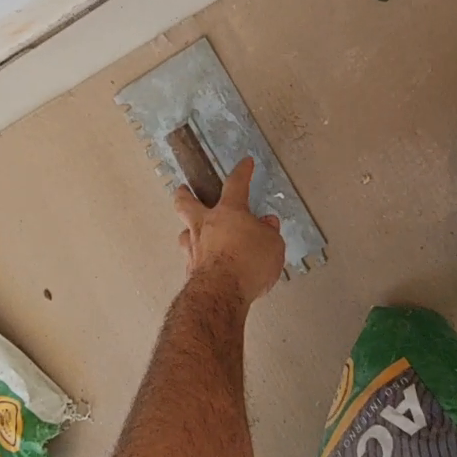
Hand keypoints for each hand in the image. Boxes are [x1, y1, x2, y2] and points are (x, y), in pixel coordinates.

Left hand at [173, 157, 286, 301]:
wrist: (222, 293)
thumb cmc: (249, 263)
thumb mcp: (273, 244)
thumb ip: (269, 233)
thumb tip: (267, 224)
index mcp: (229, 212)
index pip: (235, 184)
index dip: (242, 172)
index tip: (245, 163)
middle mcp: (206, 226)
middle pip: (187, 203)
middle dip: (185, 194)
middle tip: (183, 189)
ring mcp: (194, 248)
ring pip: (184, 232)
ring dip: (189, 231)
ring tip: (193, 233)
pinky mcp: (191, 271)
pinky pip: (191, 259)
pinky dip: (198, 259)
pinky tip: (204, 265)